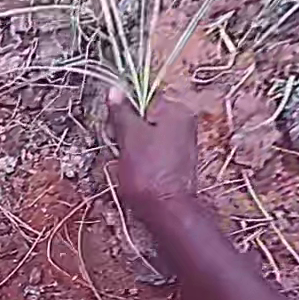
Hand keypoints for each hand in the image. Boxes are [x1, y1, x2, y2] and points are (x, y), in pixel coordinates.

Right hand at [106, 88, 207, 211]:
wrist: (165, 209)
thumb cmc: (147, 172)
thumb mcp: (129, 138)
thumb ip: (122, 113)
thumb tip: (114, 89)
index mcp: (176, 110)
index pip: (143, 100)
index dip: (124, 115)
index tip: (114, 132)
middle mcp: (185, 122)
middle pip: (146, 118)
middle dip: (129, 131)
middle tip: (120, 149)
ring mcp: (184, 142)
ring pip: (149, 135)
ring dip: (134, 147)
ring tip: (129, 163)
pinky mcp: (179, 160)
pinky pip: (156, 150)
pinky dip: (144, 158)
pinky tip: (139, 171)